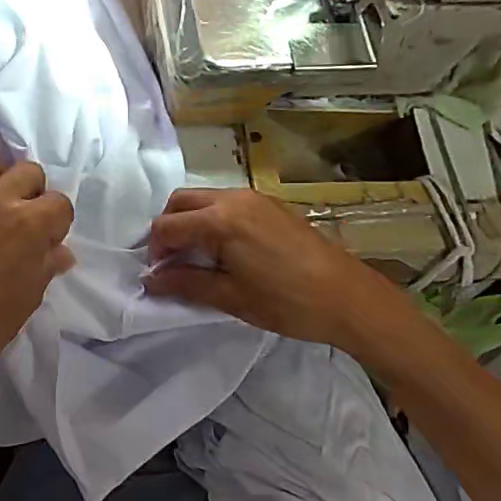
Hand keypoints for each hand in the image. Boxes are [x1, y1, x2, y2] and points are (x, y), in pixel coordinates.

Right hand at [144, 188, 415, 355]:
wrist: (349, 298)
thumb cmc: (286, 302)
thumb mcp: (230, 297)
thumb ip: (185, 283)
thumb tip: (152, 279)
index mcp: (219, 220)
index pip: (166, 226)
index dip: (155, 252)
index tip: (160, 276)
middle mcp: (233, 198)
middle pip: (180, 202)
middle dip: (168, 229)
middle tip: (173, 263)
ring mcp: (255, 198)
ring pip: (204, 199)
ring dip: (190, 222)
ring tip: (198, 258)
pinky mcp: (271, 205)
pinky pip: (227, 203)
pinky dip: (213, 219)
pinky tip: (224, 250)